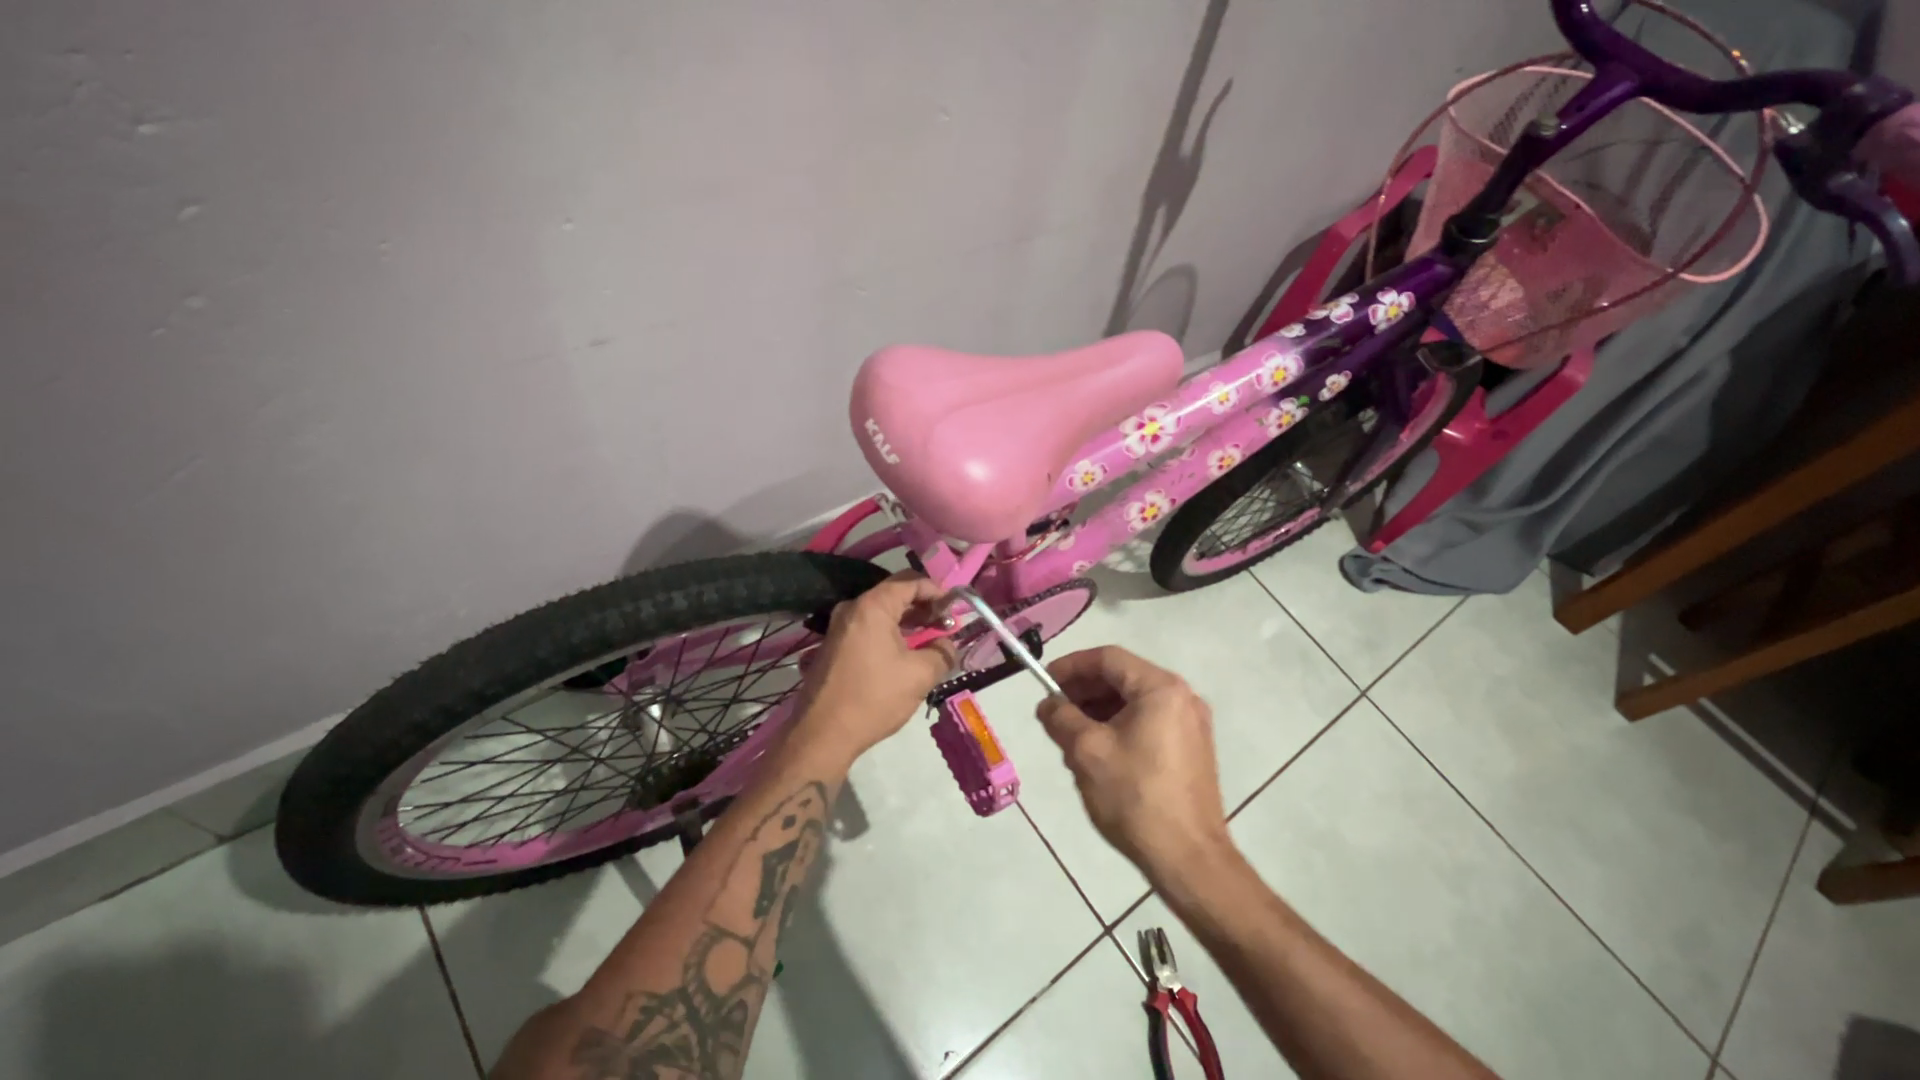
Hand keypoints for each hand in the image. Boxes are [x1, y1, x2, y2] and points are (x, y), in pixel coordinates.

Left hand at [792, 572, 958, 762]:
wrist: (823, 734)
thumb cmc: (874, 698)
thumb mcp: (920, 675)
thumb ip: (942, 653)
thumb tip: (948, 645)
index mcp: (872, 606)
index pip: (910, 581)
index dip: (937, 591)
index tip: (955, 608)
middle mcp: (851, 609)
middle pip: (893, 594)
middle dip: (923, 606)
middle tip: (946, 625)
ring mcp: (837, 628)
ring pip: (880, 614)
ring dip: (906, 622)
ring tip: (930, 640)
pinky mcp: (832, 647)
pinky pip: (866, 629)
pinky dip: (888, 634)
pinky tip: (903, 654)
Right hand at [1036, 647, 1233, 883]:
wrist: (1187, 856)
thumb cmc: (1135, 796)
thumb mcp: (1087, 752)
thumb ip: (1061, 718)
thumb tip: (1048, 704)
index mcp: (1161, 688)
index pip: (1108, 658)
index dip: (1070, 666)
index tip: (1043, 684)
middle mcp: (1183, 698)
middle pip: (1122, 678)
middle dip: (1083, 692)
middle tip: (1053, 714)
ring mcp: (1191, 725)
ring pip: (1134, 703)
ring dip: (1098, 712)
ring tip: (1070, 739)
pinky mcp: (1192, 750)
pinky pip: (1148, 724)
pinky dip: (1119, 728)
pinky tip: (1097, 755)